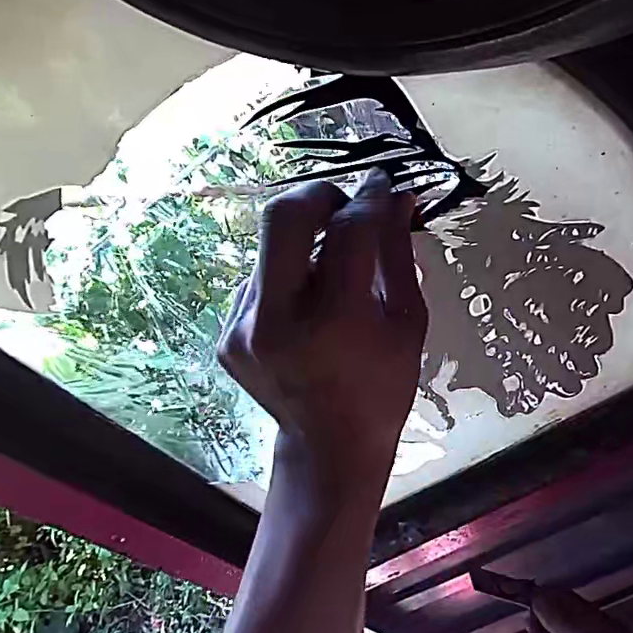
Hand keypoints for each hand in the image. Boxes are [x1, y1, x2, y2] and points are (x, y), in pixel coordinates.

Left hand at [218, 169, 426, 484]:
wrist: (329, 446)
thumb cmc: (381, 389)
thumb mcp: (407, 323)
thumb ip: (398, 255)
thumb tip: (397, 199)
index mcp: (334, 323)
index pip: (347, 231)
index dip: (369, 198)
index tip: (381, 186)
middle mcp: (276, 321)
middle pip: (281, 217)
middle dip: (317, 196)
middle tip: (343, 207)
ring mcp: (242, 328)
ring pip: (268, 248)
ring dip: (302, 244)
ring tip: (331, 275)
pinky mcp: (226, 335)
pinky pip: (258, 280)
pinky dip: (286, 278)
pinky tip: (306, 308)